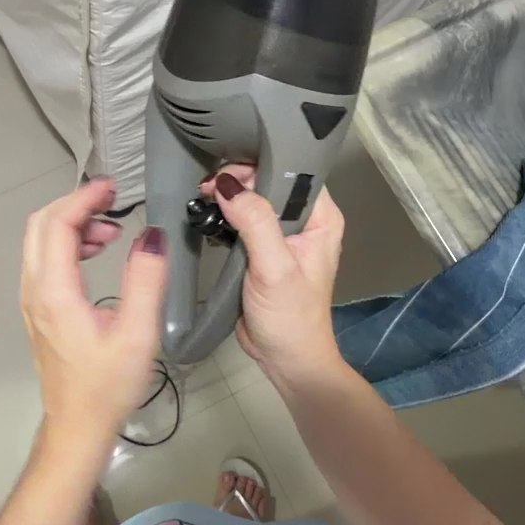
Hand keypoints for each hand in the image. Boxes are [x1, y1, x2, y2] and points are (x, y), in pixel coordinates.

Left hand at [20, 178, 168, 442]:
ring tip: (111, 230)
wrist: (78, 425)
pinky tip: (96, 252)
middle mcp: (34, 290)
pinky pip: (44, 259)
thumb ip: (146, 280)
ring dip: (71, 224)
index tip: (113, 188)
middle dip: (75, 204)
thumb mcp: (138, 333)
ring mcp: (31, 300)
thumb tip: (152, 236)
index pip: (59, 224)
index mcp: (54, 291)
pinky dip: (67, 243)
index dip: (84, 197)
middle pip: (41, 224)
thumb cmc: (108, 385)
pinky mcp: (38, 309)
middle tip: (112, 201)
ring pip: (40, 241)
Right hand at [202, 169, 345, 383]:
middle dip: (238, 181)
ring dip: (228, 198)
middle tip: (207, 188)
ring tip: (202, 199)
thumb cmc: (291, 317)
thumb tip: (226, 185)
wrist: (286, 358)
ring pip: (253, 200)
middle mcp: (305, 220)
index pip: (292, 173)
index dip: (260, 166)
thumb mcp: (274, 268)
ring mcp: (282, 235)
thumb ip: (255, 223)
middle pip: (269, 182)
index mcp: (321, 218)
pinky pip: (243, 221)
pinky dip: (225, 217)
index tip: (226, 171)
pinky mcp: (262, 249)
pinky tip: (209, 219)